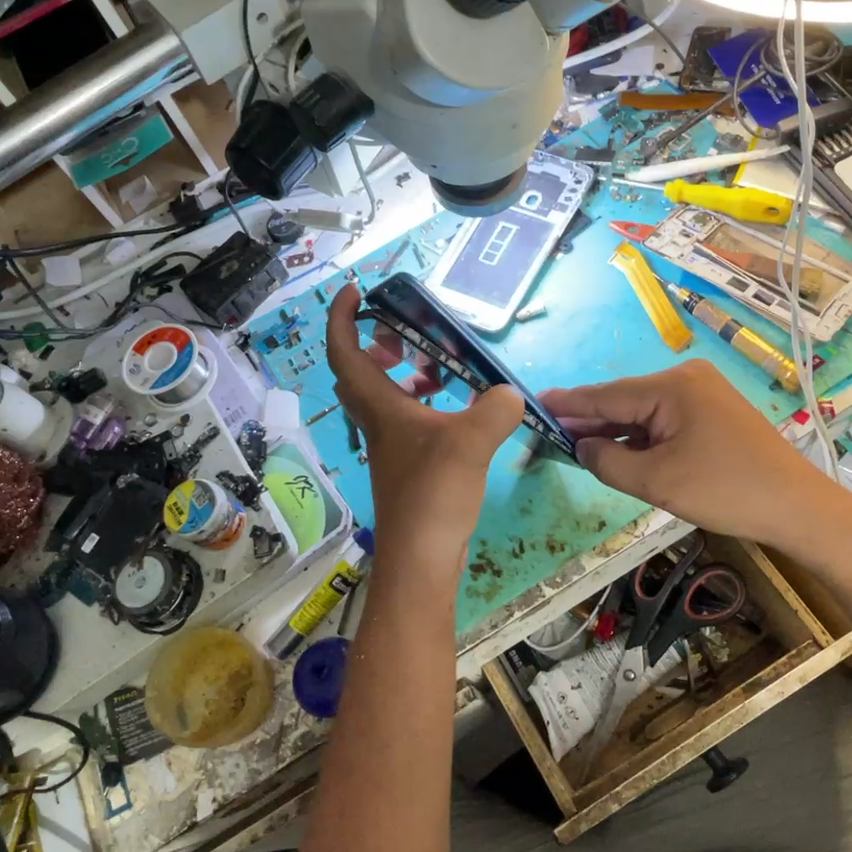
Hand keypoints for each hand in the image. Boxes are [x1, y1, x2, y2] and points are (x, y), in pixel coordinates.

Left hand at [327, 283, 521, 578]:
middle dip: (375, 345)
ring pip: (387, 402)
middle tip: (405, 332)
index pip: (344, 353)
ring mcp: (393, 451)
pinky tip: (463, 415)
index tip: (354, 291)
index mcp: (381, 409)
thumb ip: (494, 409)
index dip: (341, 318)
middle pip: (360, 376)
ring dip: (406, 377)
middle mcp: (379, 426)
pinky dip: (429, 409)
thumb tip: (510, 394)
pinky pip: (411, 425)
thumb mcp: (470, 443)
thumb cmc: (433, 496)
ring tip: (442, 368)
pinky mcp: (410, 471)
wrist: (422, 560)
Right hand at [540, 360, 831, 548]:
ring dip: (614, 433)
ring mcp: (703, 393)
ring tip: (575, 447)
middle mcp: (686, 378)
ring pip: (643, 413)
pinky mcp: (713, 412)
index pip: (605, 396)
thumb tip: (580, 448)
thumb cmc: (725, 491)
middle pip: (623, 401)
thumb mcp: (656, 482)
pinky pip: (664, 421)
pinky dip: (641, 438)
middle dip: (588, 421)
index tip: (532, 404)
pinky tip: (618, 451)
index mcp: (671, 387)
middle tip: (548, 435)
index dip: (567, 404)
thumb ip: (608, 462)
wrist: (796, 507)